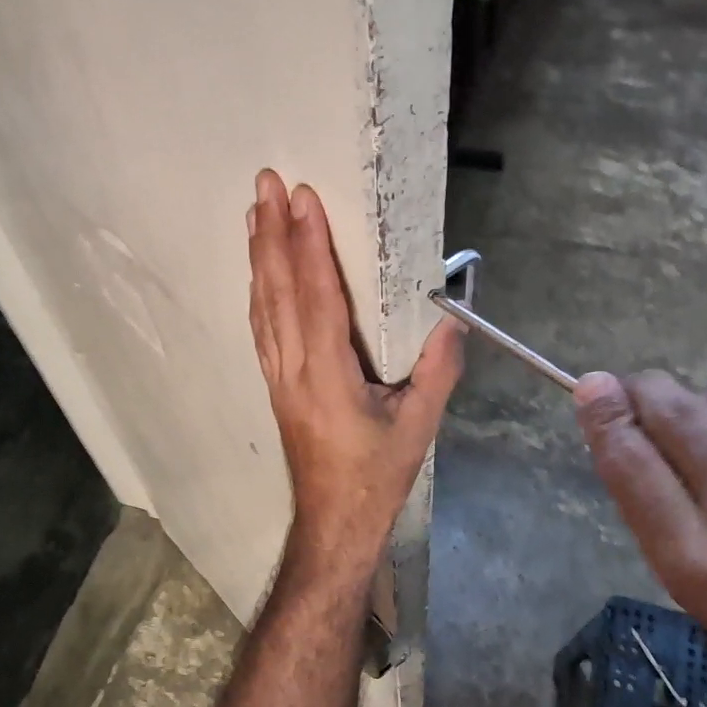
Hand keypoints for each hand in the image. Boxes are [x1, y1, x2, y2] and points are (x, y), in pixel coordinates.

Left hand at [248, 170, 464, 563]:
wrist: (333, 524)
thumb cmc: (376, 478)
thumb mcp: (417, 428)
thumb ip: (436, 373)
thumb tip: (452, 323)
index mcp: (328, 375)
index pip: (316, 296)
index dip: (307, 244)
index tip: (300, 197)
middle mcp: (294, 369)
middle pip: (277, 291)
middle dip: (269, 233)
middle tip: (262, 182)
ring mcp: (279, 378)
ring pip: (263, 307)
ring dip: (258, 257)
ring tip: (253, 215)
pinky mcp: (276, 388)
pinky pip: (262, 330)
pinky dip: (258, 294)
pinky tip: (257, 276)